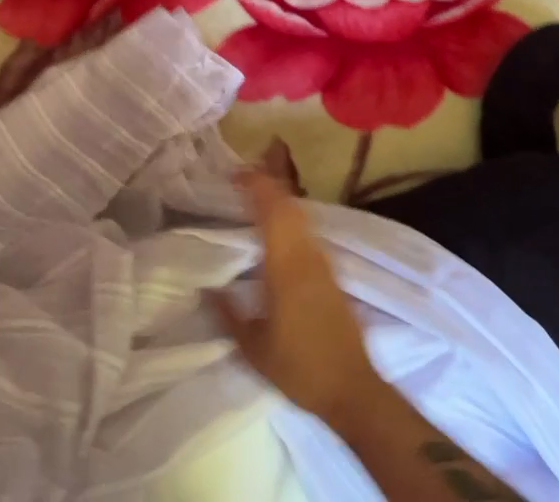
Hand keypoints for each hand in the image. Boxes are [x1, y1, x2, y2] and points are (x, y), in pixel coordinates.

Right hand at [207, 169, 388, 425]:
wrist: (352, 389)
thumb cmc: (299, 369)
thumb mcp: (253, 348)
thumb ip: (229, 314)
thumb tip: (207, 288)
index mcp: (286, 268)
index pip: (272, 212)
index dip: (256, 186)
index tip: (235, 172)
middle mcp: (308, 257)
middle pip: (290, 205)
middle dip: (269, 181)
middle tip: (244, 169)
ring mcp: (323, 264)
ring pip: (301, 216)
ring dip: (281, 197)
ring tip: (258, 186)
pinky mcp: (332, 274)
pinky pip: (308, 231)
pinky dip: (291, 216)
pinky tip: (279, 222)